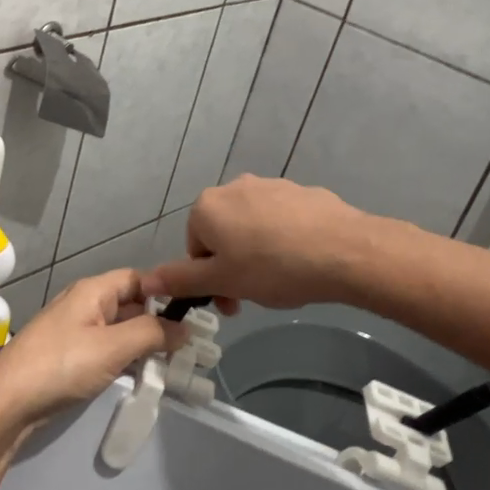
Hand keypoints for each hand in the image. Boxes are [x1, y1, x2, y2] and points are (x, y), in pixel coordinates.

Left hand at [0, 269, 185, 426]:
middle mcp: (85, 304)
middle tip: (194, 345)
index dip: (165, 291)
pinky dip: (128, 357)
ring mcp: (77, 330)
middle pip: (130, 304)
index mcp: (93, 291)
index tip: (195, 312)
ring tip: (178, 363)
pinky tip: (145, 375)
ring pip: (121, 329)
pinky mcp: (72, 355)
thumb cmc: (62, 364)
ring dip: (146, 343)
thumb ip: (150, 334)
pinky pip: (109, 348)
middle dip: (160, 321)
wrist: (10, 398)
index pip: (137, 279)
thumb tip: (183, 327)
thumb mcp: (112, 347)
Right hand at [144, 175, 389, 314]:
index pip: (195, 249)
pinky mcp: (302, 192)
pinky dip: (286, 239)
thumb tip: (144, 280)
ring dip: (259, 253)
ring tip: (285, 279)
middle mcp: (233, 187)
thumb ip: (180, 279)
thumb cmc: (273, 268)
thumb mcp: (222, 281)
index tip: (233, 303)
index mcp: (206, 207)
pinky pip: (282, 220)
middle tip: (257, 295)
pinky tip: (305, 261)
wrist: (345, 251)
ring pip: (252, 227)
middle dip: (234, 266)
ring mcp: (269, 185)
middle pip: (222, 235)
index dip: (211, 280)